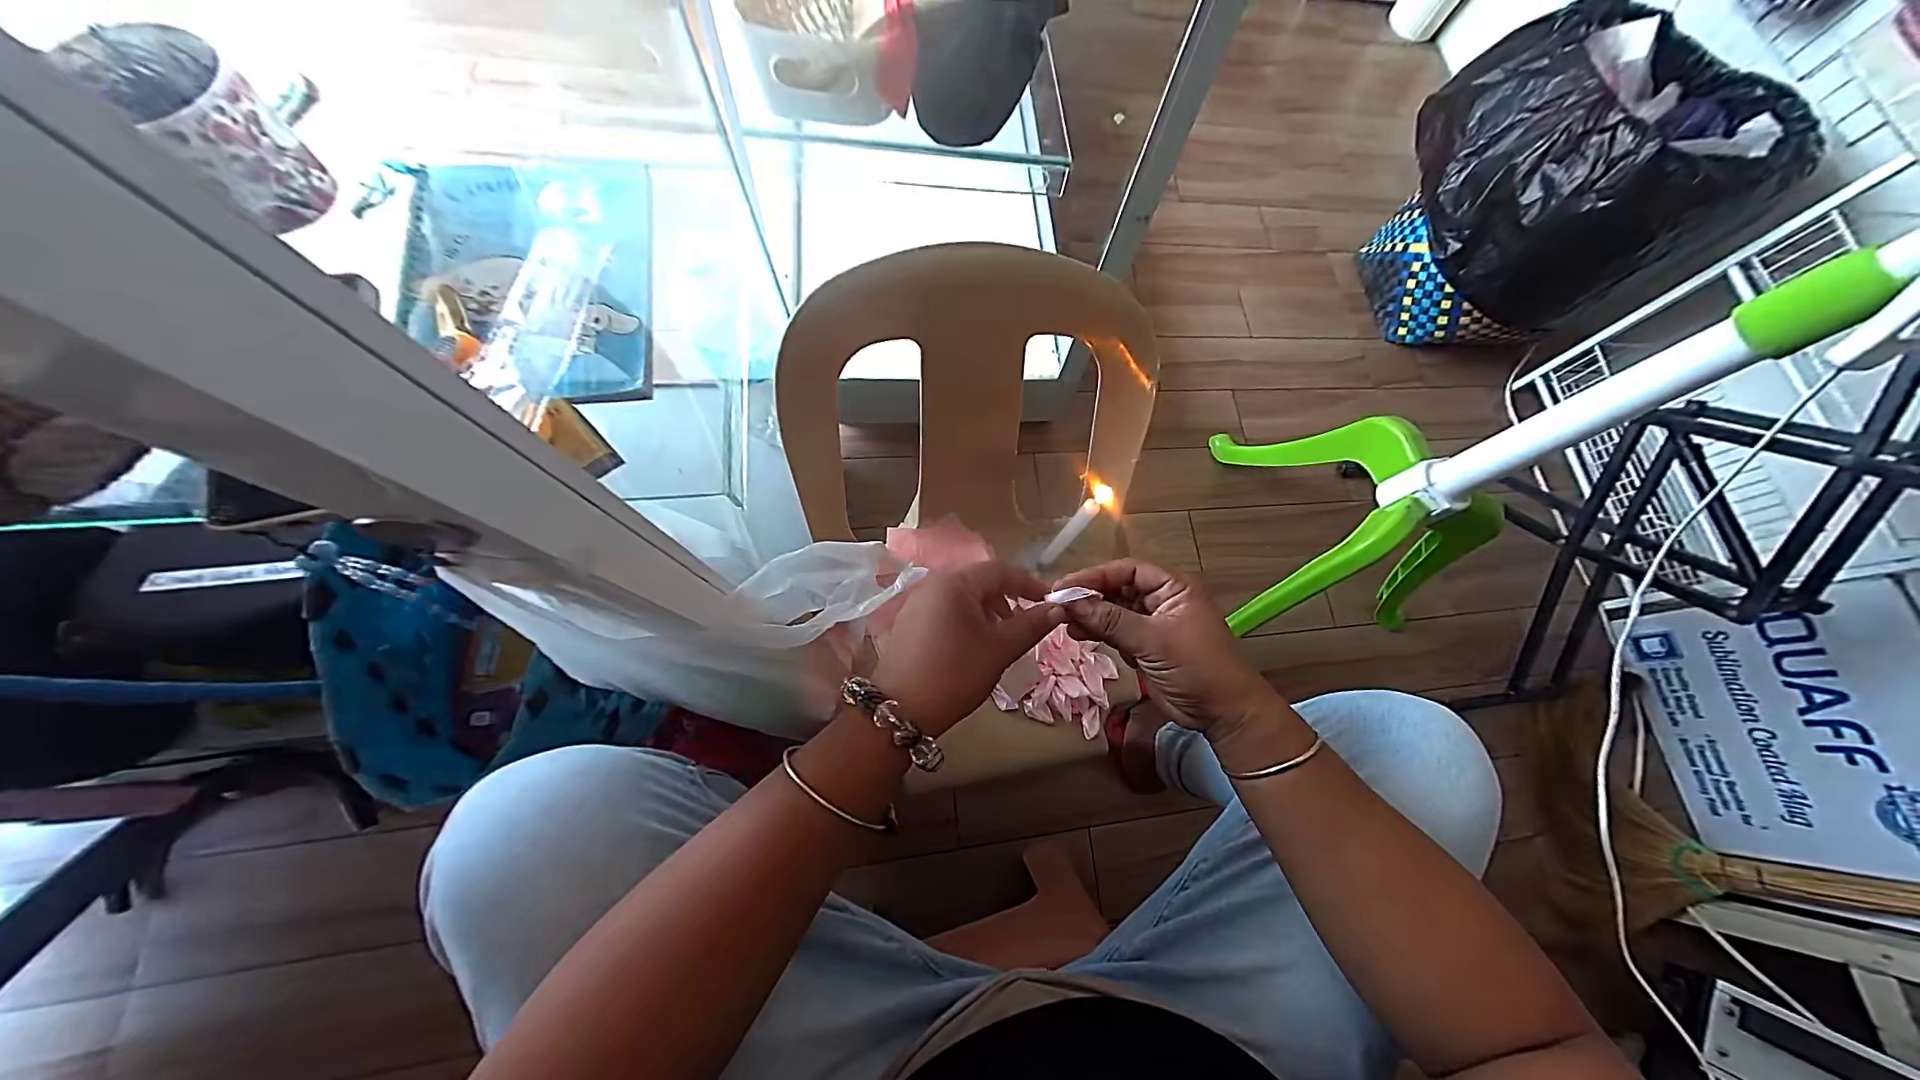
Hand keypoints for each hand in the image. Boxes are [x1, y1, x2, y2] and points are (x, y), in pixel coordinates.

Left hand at [870, 561, 1066, 735]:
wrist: (900, 709)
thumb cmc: (956, 674)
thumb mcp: (1000, 649)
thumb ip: (1031, 625)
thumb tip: (1056, 609)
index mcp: (955, 584)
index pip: (1000, 571)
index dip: (1029, 584)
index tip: (1050, 602)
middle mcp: (932, 585)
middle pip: (979, 583)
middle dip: (1007, 600)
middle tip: (1025, 626)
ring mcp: (916, 604)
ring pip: (962, 599)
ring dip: (988, 613)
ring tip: (1002, 640)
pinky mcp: (908, 624)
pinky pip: (945, 612)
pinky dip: (967, 622)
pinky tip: (974, 648)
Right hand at [1053, 559, 1280, 735]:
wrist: (1223, 713)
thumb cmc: (1197, 667)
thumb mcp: (1153, 640)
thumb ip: (1111, 619)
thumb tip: (1071, 601)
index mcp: (1172, 587)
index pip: (1127, 570)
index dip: (1094, 575)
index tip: (1064, 587)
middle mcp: (1161, 599)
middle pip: (1116, 588)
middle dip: (1088, 596)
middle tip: (1058, 604)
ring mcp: (1151, 623)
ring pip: (1112, 610)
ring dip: (1089, 615)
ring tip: (1063, 622)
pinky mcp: (1144, 645)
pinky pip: (1114, 631)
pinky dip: (1096, 632)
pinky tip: (1076, 634)